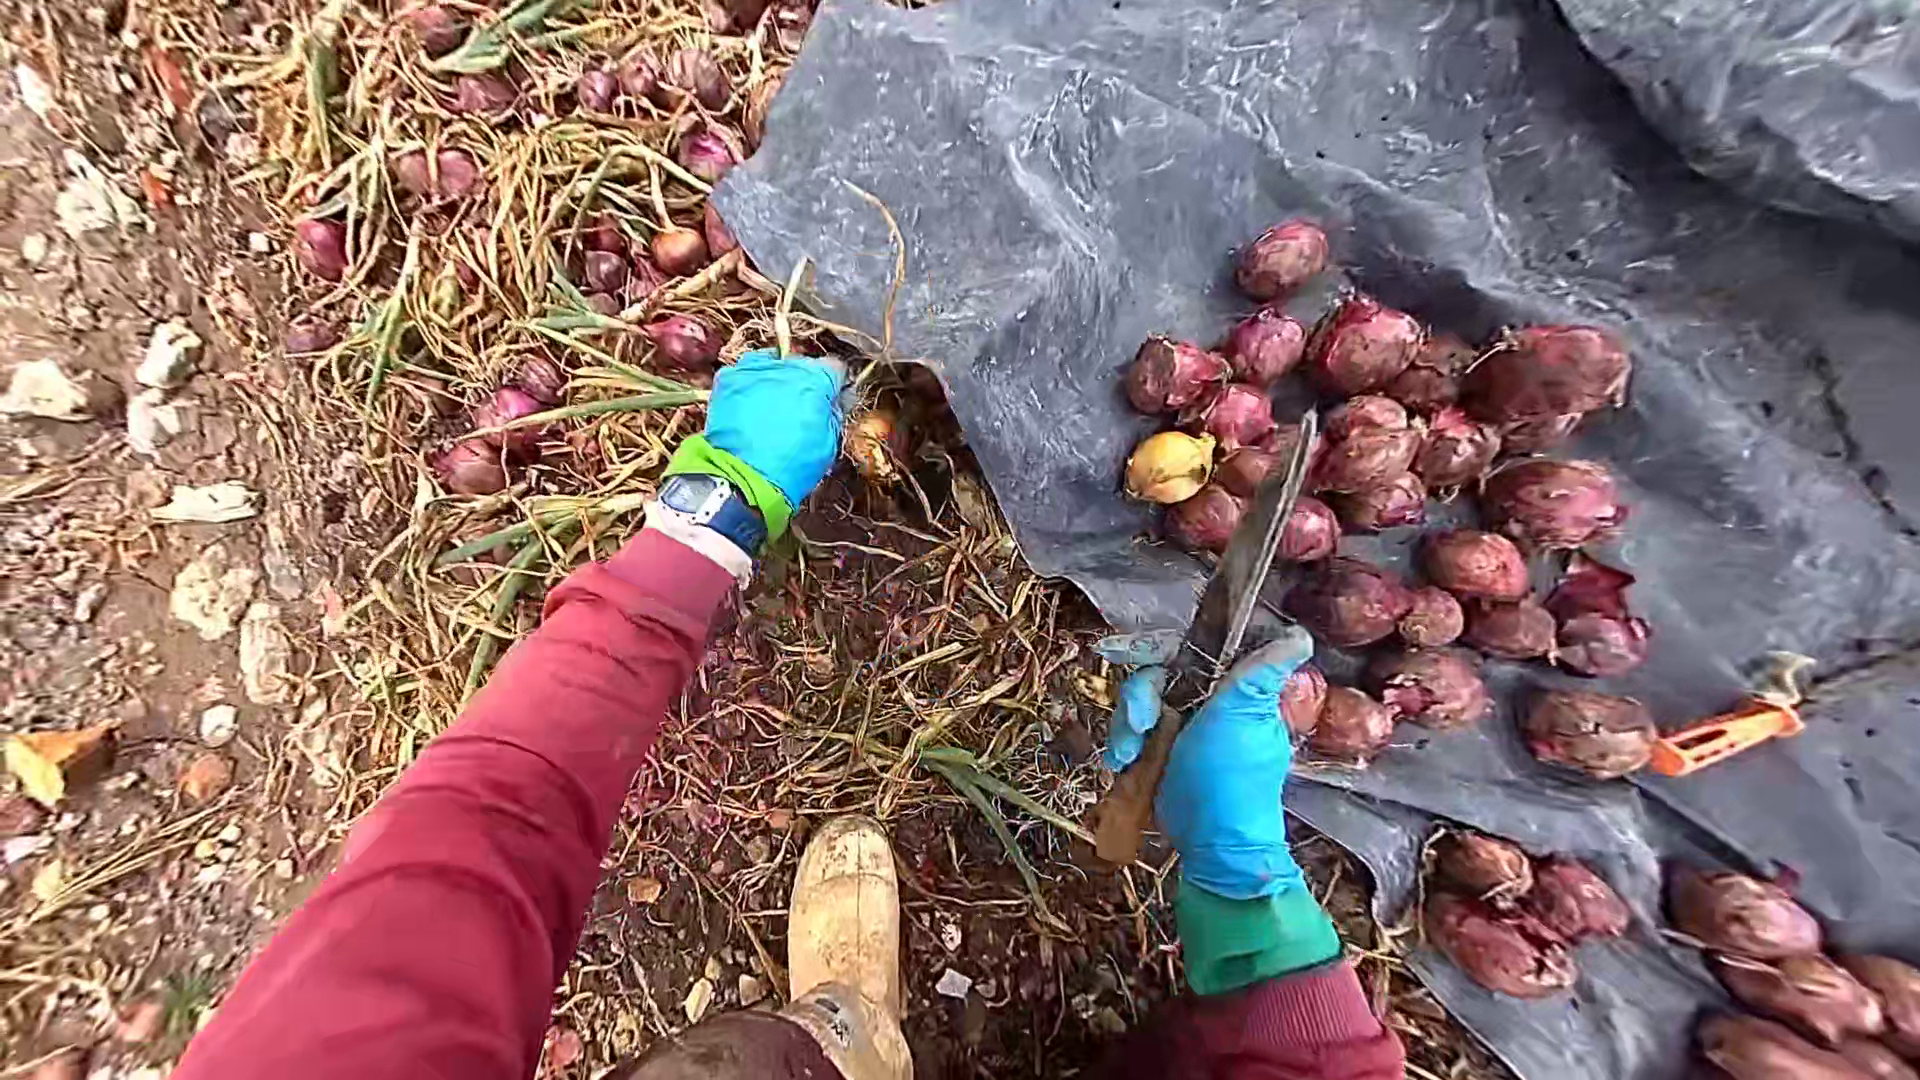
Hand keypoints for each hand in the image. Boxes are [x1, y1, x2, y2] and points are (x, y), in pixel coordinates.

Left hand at [666, 348, 846, 540]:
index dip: (836, 386)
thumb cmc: (793, 466)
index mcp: (817, 381)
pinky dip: (751, 386)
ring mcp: (754, 369)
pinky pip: (746, 373)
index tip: (833, 401)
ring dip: (778, 380)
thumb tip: (834, 401)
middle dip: (806, 383)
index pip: (835, 369)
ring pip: (773, 365)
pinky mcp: (728, 379)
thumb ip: (834, 414)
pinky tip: (752, 407)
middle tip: (802, 410)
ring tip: (774, 407)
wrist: (744, 478)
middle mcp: (786, 367)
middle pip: (803, 365)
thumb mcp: (829, 443)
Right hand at [1102, 626, 1313, 899]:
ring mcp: (1177, 724)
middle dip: (1139, 700)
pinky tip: (1123, 764)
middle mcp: (1203, 700)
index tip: (1141, 662)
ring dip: (1126, 728)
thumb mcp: (1243, 719)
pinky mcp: (1156, 746)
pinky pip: (1128, 728)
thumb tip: (1300, 635)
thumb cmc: (1232, 779)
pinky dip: (1123, 745)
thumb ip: (1259, 674)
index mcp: (1229, 689)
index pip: (1187, 649)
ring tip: (1128, 756)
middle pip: (1153, 674)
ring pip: (1135, 702)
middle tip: (1141, 727)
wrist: (1212, 843)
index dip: (1160, 651)